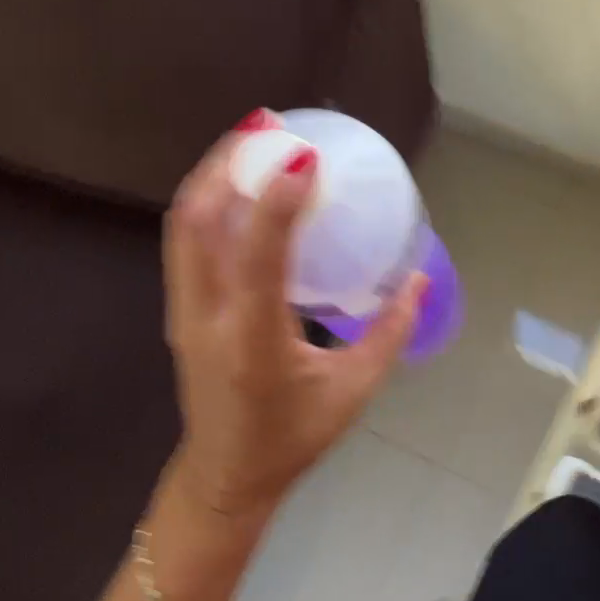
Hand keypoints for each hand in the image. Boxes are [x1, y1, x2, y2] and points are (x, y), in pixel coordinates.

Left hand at [159, 112, 426, 519]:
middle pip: (197, 222)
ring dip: (213, 174)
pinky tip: (238, 185)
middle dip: (229, 164)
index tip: (304, 156)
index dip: (278, 201)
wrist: (225, 476)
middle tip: (268, 123)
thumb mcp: (354, 392)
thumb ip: (389, 333)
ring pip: (183, 226)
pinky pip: (186, 242)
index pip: (256, 257)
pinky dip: (207, 201)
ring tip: (250, 138)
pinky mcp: (180, 312)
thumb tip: (419, 278)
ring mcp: (184, 313)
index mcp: (253, 342)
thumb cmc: (292, 439)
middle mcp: (207, 319)